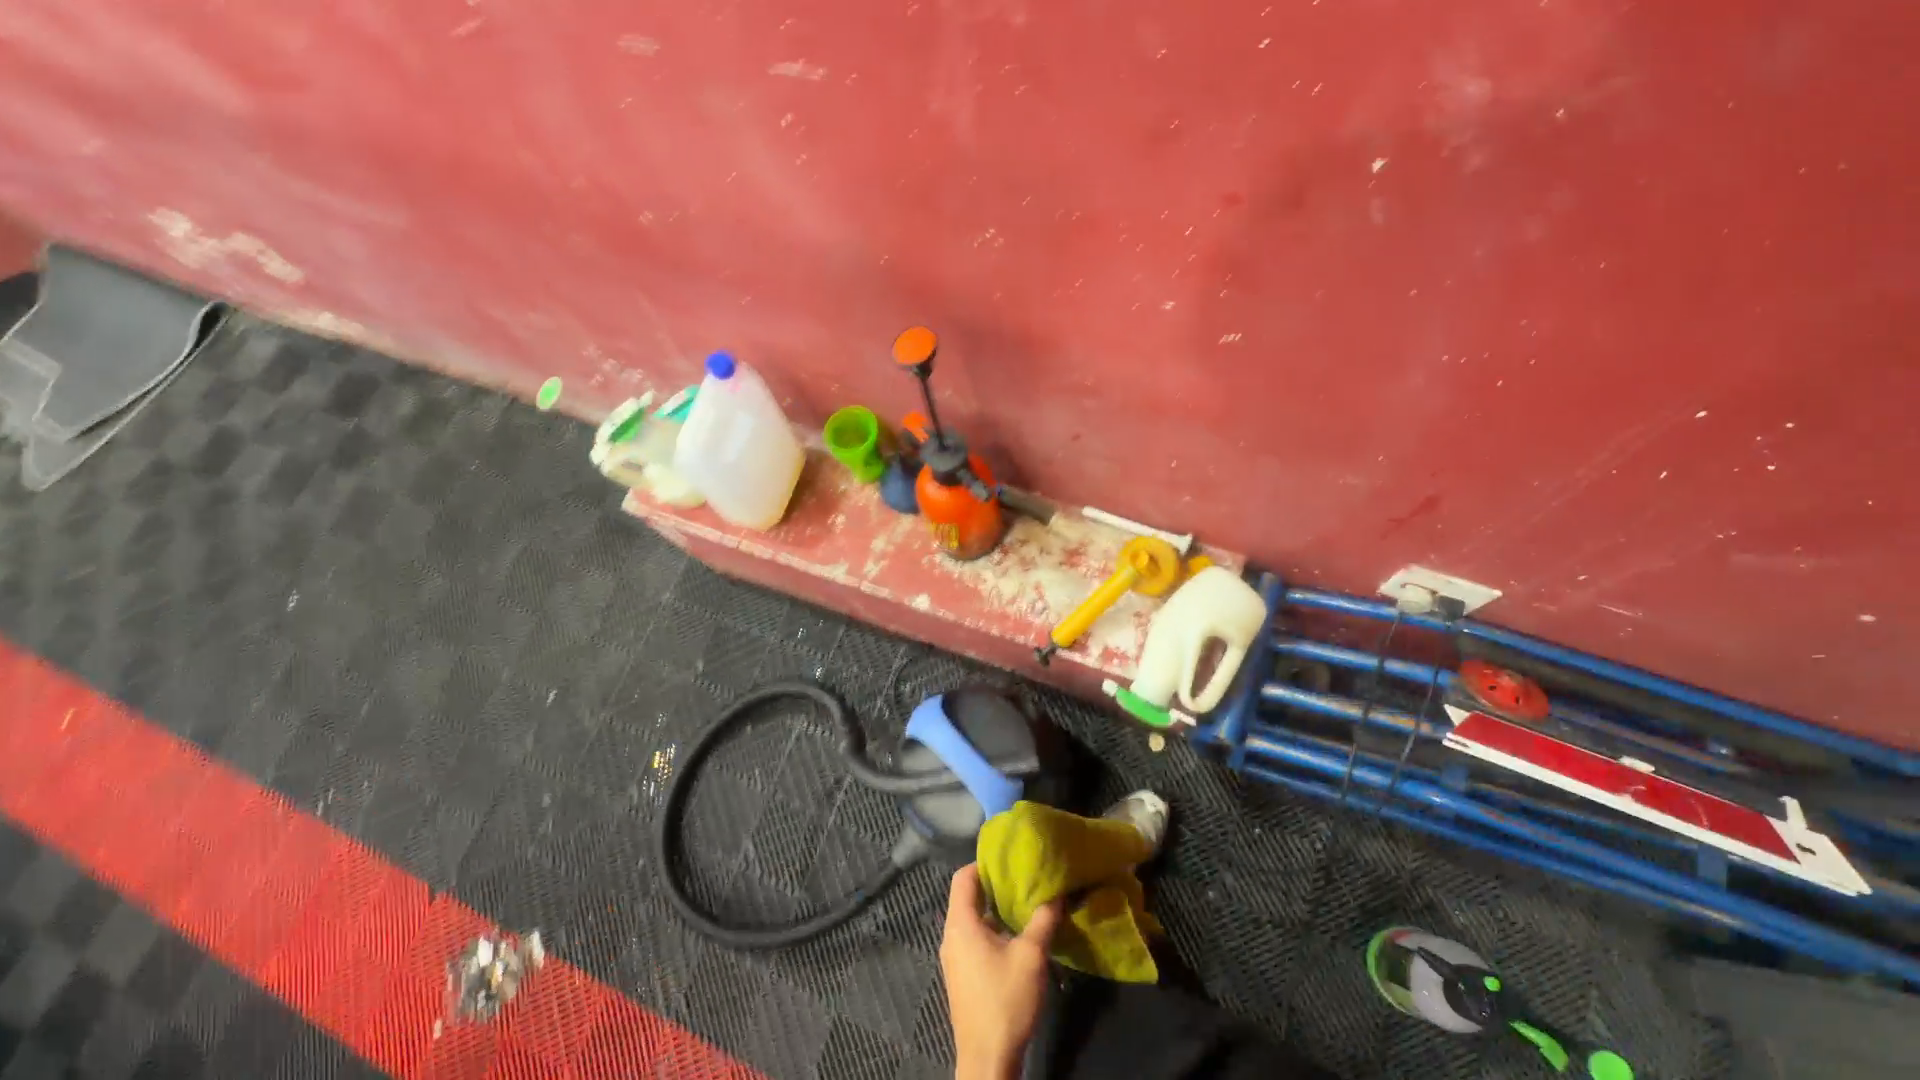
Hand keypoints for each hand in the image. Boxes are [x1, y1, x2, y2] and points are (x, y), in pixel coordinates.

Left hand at [939, 864, 1064, 1079]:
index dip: (984, 863)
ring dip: (996, 909)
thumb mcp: (1031, 956)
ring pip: (972, 919)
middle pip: (967, 896)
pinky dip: (993, 929)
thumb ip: (1043, 919)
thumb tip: (1057, 891)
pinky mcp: (962, 974)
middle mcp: (951, 935)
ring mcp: (954, 956)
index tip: (1011, 858)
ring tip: (1027, 902)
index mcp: (960, 923)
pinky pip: (974, 938)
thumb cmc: (1006, 1000)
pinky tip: (1018, 935)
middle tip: (1026, 877)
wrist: (987, 1056)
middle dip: (996, 885)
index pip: (963, 877)